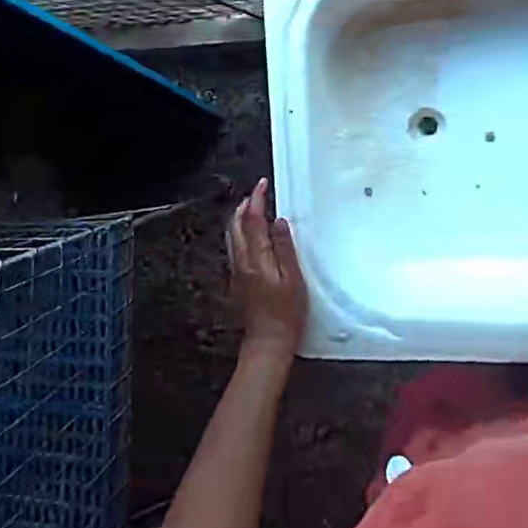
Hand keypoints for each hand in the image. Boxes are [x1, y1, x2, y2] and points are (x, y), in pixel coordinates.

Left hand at [227, 178, 306, 355]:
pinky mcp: (239, 279)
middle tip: (260, 193)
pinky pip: (235, 246)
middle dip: (246, 205)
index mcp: (256, 259)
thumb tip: (280, 221)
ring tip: (256, 207)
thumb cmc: (286, 313)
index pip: (252, 220)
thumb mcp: (294, 279)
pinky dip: (242, 232)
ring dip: (242, 217)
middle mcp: (242, 261)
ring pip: (233, 235)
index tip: (263, 184)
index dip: (257, 199)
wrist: (268, 343)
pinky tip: (253, 234)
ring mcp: (237, 271)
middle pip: (236, 225)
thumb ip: (286, 248)